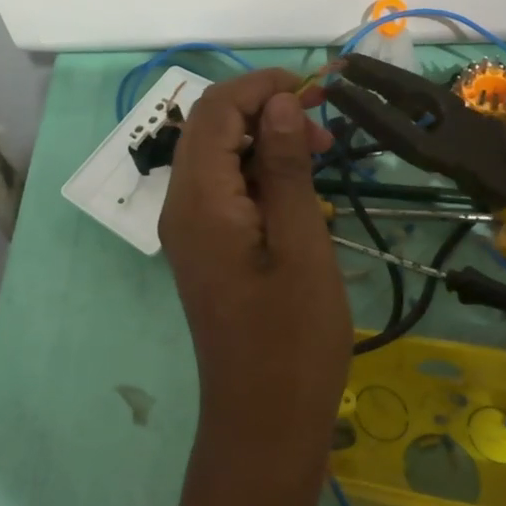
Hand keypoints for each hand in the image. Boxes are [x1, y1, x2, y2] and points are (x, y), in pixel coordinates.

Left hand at [160, 69, 340, 505]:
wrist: (262, 419)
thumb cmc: (291, 338)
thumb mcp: (301, 244)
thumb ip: (286, 167)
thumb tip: (280, 100)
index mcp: (198, 198)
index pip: (213, 111)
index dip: (259, 86)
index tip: (314, 88)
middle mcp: (180, 204)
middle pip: (210, 128)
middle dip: (263, 111)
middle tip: (325, 130)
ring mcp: (187, 226)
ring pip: (217, 155)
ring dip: (264, 141)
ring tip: (321, 155)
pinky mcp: (203, 245)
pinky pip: (222, 186)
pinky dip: (258, 171)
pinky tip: (298, 186)